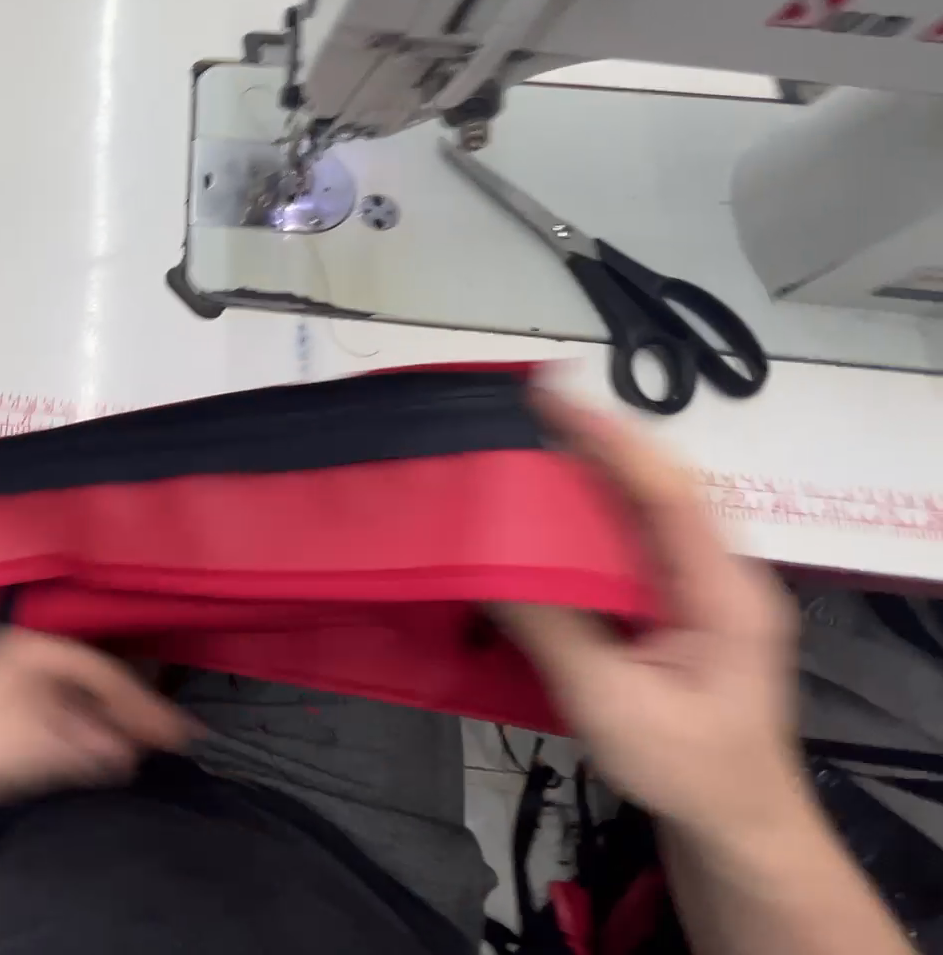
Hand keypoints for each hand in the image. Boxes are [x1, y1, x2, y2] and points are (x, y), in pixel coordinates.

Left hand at [0, 628, 199, 806]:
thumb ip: (88, 742)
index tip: (178, 732)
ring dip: (109, 719)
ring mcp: (12, 674)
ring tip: (143, 745)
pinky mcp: (4, 700)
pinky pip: (58, 705)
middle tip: (171, 738)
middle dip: (130, 708)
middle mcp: (25, 651)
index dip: (143, 702)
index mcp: (33, 646)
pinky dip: (83, 726)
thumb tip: (130, 750)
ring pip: (76, 692)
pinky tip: (99, 748)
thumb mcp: (37, 741)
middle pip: (92, 676)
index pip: (102, 669)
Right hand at [495, 389, 809, 844]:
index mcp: (721, 593)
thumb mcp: (612, 702)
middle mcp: (711, 575)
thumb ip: (551, 629)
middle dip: (592, 440)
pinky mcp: (663, 603)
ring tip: (518, 446)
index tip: (553, 398)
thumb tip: (484, 566)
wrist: (734, 821)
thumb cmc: (686, 765)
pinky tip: (533, 509)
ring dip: (581, 470)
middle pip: (654, 487)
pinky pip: (619, 540)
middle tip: (520, 413)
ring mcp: (690, 588)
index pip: (670, 494)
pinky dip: (575, 511)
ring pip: (636, 509)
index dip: (612, 440)